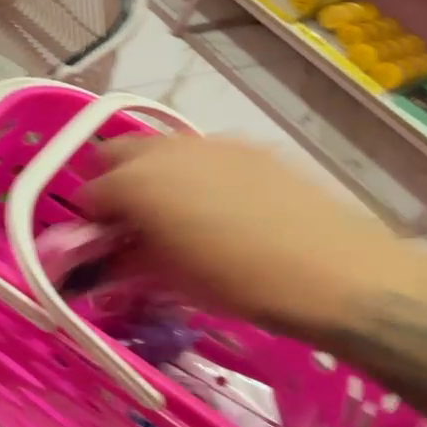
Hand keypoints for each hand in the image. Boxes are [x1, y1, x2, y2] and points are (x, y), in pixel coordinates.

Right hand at [82, 136, 426, 336]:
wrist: (337, 274)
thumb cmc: (239, 283)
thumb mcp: (169, 280)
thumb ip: (125, 261)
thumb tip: (107, 259)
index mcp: (133, 183)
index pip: (89, 194)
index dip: (94, 222)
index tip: (109, 245)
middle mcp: (163, 152)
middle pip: (115, 154)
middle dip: (115, 183)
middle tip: (133, 221)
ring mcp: (209, 143)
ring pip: (161, 148)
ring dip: (154, 174)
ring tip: (179, 213)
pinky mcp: (250, 147)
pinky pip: (204, 153)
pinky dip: (197, 172)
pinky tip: (224, 207)